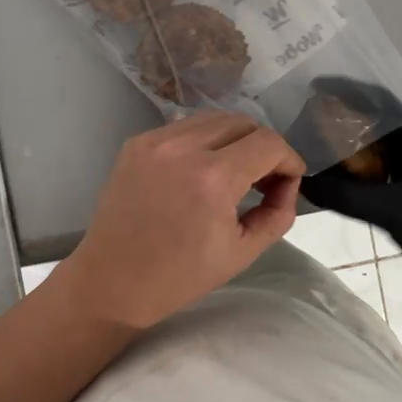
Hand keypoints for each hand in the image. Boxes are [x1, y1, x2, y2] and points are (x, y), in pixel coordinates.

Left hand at [53, 112, 304, 331]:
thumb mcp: (242, 252)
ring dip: (233, 140)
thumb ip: (277, 213)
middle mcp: (183, 148)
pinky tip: (200, 173)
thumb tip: (287, 186)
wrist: (112, 282)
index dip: (288, 160)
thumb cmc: (179, 277)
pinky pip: (184, 128)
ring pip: (213, 119)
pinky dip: (202, 142)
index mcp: (213, 179)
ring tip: (233, 174)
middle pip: (243, 123)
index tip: (289, 182)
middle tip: (264, 181)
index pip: (268, 144)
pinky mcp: (136, 143)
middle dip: (263, 148)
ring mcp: (155, 142)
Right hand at [303, 113, 401, 324]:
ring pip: (376, 148)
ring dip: (348, 148)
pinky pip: (381, 170)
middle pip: (373, 122)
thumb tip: (302, 182)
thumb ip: (345, 196)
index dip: (343, 92)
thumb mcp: (390, 210)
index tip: (310, 91)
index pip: (376, 100)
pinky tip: (337, 182)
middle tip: (303, 125)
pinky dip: (358, 171)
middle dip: (339, 121)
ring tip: (312, 149)